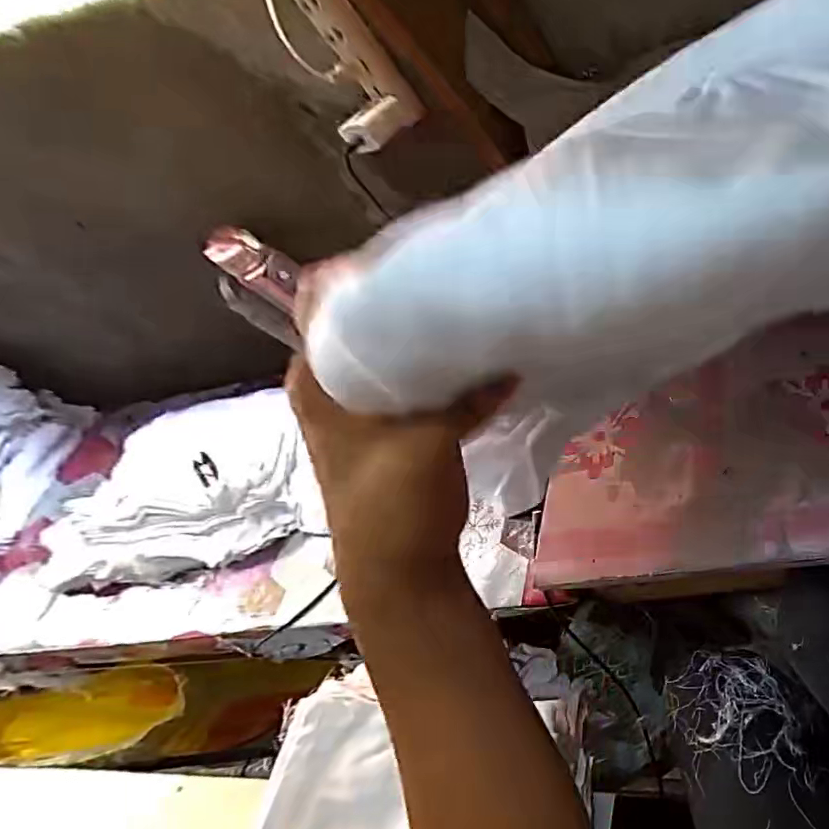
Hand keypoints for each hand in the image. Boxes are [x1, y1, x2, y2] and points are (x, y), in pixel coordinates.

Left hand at [287, 261, 514, 592]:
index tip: (414, 259)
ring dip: (434, 346)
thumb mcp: (424, 442)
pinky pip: (425, 392)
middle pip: (370, 331)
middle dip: (410, 309)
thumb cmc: (392, 502)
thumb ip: (465, 398)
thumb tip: (510, 366)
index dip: (364, 280)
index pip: (324, 307)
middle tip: (456, 286)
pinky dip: (449, 380)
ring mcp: (371, 413)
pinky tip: (483, 367)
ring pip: (401, 362)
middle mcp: (337, 390)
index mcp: (318, 381)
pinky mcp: (403, 433)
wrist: (401, 569)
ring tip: (474, 319)